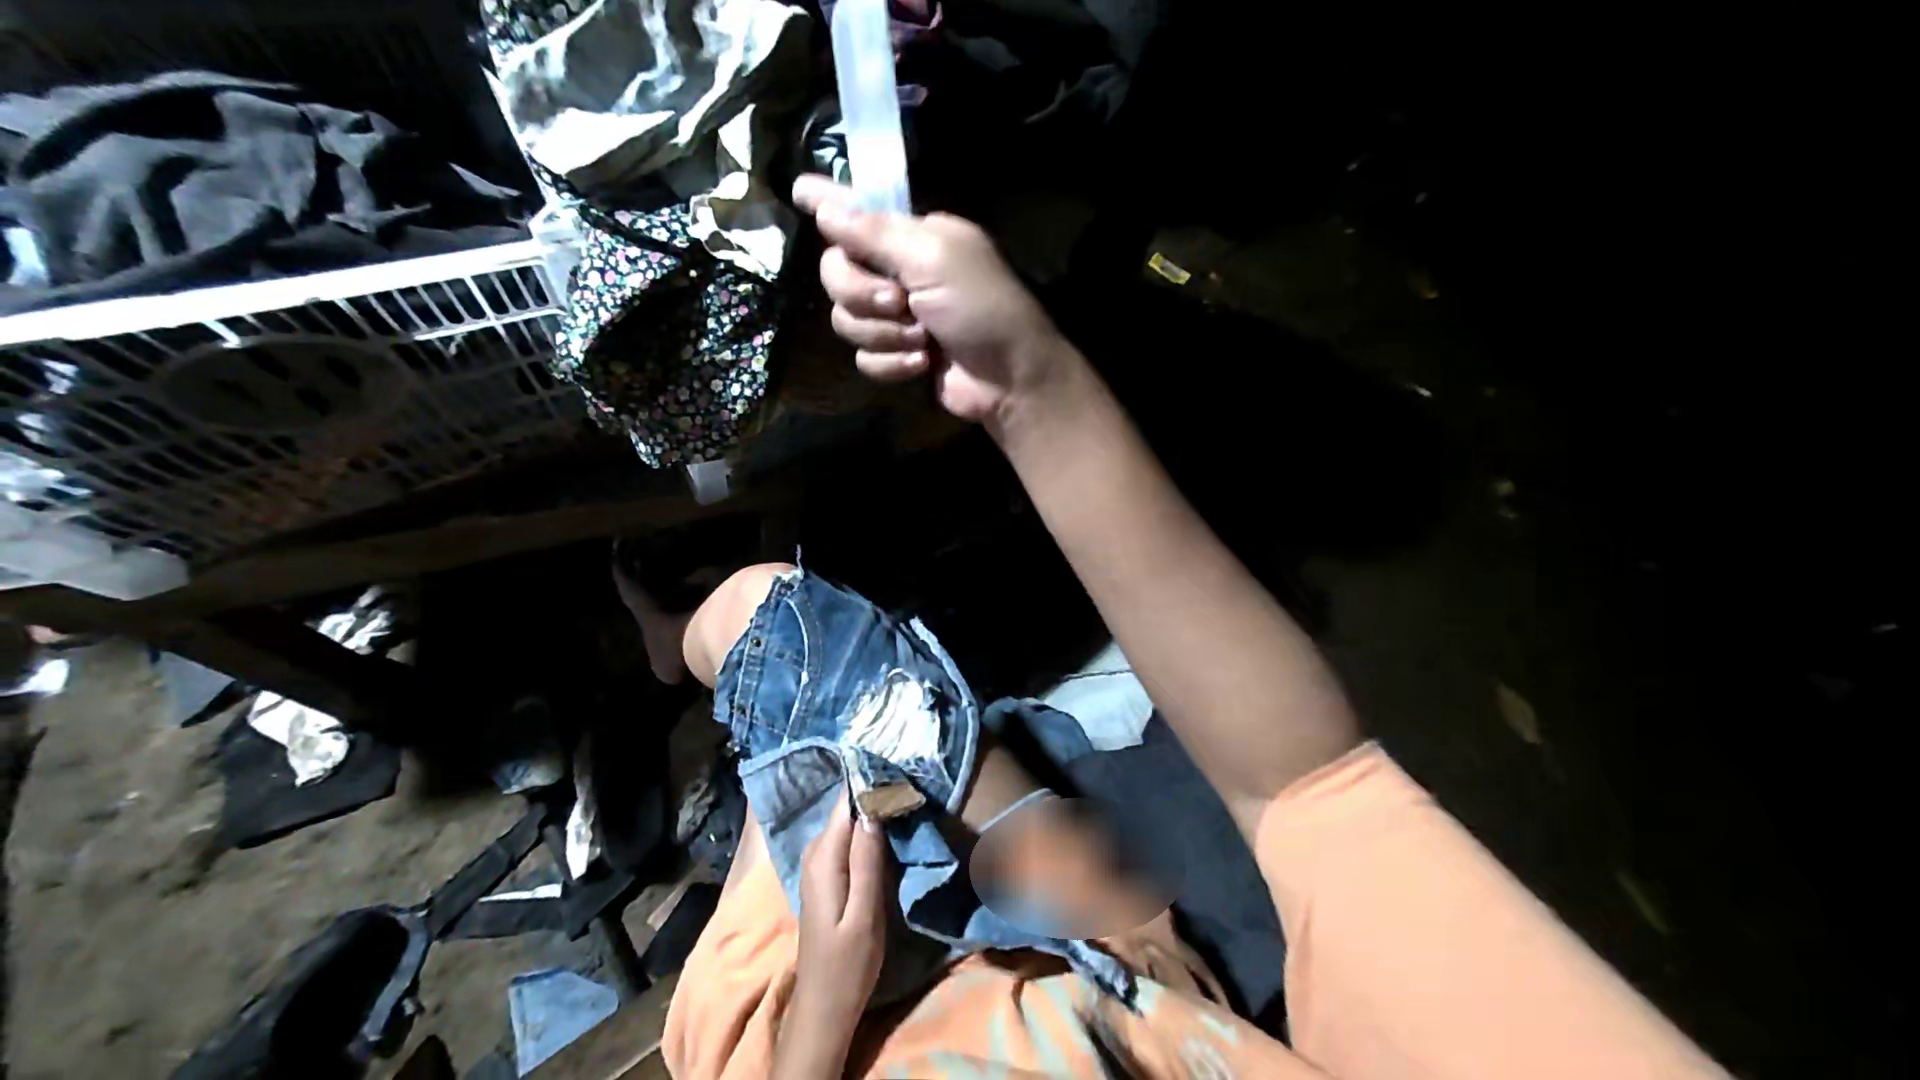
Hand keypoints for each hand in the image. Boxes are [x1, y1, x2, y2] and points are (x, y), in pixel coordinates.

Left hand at [777, 795, 889, 1077]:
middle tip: (907, 788)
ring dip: (871, 813)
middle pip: (844, 811)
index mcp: (824, 859)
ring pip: (846, 824)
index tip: (898, 774)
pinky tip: (885, 830)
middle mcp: (815, 854)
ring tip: (902, 800)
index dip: (869, 786)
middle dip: (873, 796)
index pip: (844, 804)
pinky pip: (844, 840)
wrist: (824, 1006)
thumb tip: (872, 811)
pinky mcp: (826, 876)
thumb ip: (866, 862)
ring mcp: (817, 865)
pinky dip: (864, 831)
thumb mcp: (864, 914)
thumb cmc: (848, 964)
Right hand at [793, 175, 1068, 424]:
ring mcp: (898, 316)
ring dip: (884, 334)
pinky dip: (892, 363)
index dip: (829, 204)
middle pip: (837, 272)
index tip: (798, 191)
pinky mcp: (898, 355)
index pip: (859, 211)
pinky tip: (922, 365)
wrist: (1010, 379)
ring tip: (922, 340)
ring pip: (846, 319)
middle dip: (861, 293)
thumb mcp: (933, 259)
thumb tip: (822, 205)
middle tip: (900, 303)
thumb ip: (876, 233)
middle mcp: (899, 271)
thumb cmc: (981, 308)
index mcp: (912, 236)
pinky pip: (864, 356)